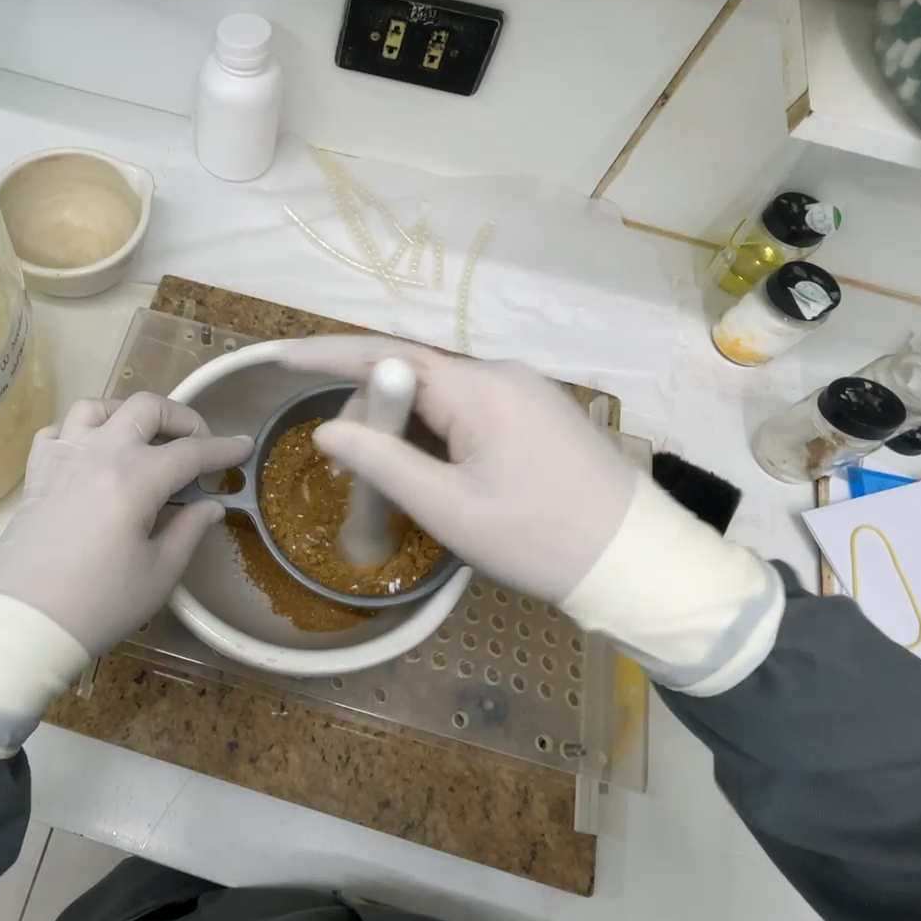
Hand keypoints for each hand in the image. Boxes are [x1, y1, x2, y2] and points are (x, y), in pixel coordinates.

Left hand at [0, 393, 252, 656]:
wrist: (24, 623)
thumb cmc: (99, 604)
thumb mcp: (158, 574)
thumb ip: (189, 530)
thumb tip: (211, 505)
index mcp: (134, 480)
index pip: (190, 452)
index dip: (223, 449)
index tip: (245, 447)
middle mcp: (99, 454)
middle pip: (147, 408)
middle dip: (182, 418)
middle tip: (198, 446)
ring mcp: (63, 458)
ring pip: (98, 406)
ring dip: (128, 415)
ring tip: (143, 441)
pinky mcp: (37, 473)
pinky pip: (59, 430)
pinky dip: (82, 432)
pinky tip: (94, 455)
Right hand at [286, 336, 636, 601]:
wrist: (637, 564)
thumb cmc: (537, 539)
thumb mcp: (447, 508)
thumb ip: (381, 461)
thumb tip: (328, 430)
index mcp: (480, 389)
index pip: (387, 357)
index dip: (330, 356)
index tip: (283, 359)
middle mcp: (501, 375)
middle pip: (411, 378)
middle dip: (371, 415)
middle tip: (352, 472)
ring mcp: (523, 391)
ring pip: (438, 397)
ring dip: (402, 430)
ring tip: (389, 481)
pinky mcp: (536, 413)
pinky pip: (466, 411)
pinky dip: (434, 435)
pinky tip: (429, 472)